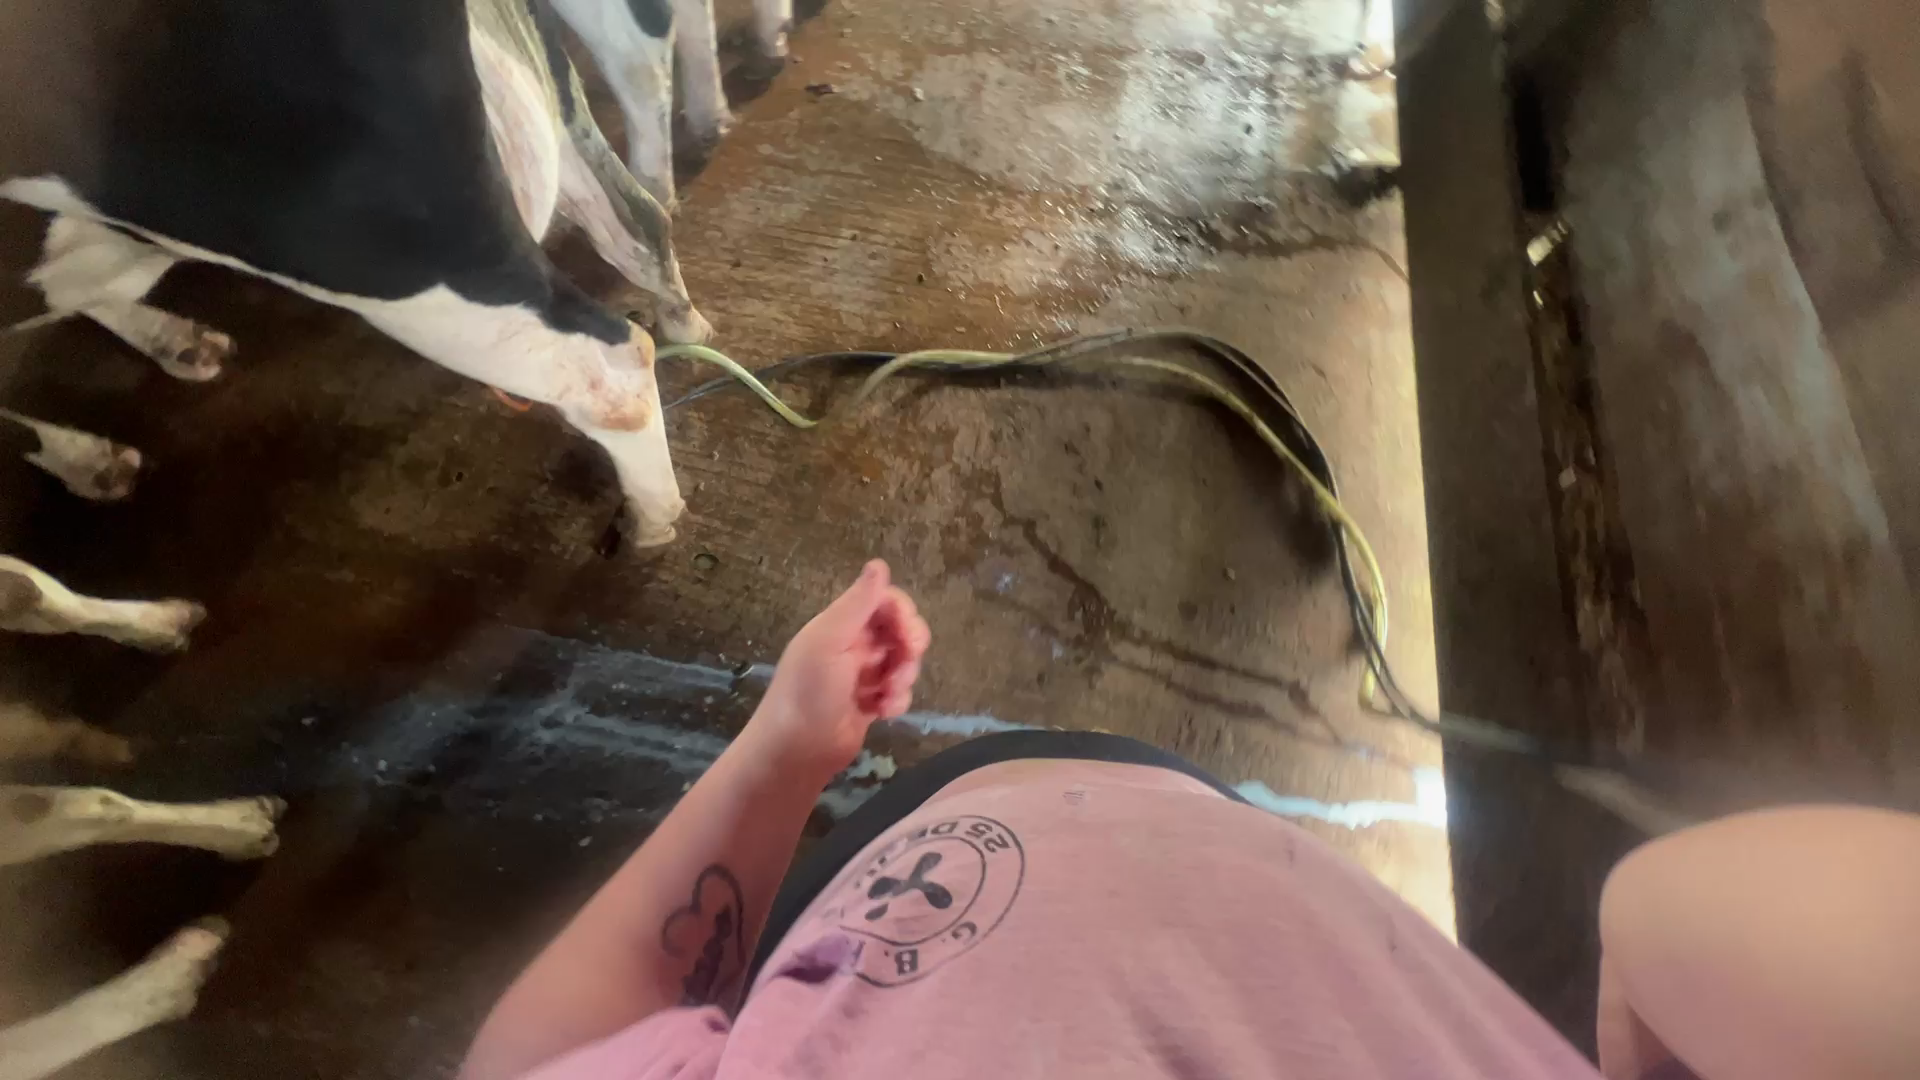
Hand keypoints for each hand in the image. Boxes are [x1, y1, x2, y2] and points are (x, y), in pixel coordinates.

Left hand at [745, 560, 930, 777]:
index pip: (884, 601)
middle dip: (910, 645)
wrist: (796, 752)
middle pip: (899, 629)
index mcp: (840, 624)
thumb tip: (879, 563)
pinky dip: (897, 699)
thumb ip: (857, 603)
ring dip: (904, 676)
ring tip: (887, 695)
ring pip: (903, 661)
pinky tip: (884, 712)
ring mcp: (863, 674)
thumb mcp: (829, 640)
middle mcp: (853, 644)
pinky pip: (898, 690)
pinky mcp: (870, 702)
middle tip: (907, 661)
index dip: (903, 613)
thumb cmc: (808, 691)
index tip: (908, 635)